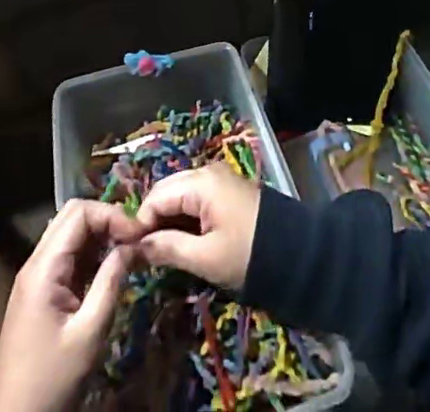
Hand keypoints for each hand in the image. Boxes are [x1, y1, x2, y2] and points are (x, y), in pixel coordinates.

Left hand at [0, 200, 140, 411]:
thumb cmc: (52, 379)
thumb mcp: (90, 332)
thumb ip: (111, 282)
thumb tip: (133, 245)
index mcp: (43, 268)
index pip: (79, 213)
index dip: (112, 215)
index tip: (139, 235)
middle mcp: (37, 262)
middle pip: (73, 216)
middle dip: (107, 219)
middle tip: (136, 239)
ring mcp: (38, 276)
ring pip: (71, 233)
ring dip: (102, 234)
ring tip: (131, 250)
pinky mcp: (43, 290)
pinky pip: (70, 256)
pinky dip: (93, 252)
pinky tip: (114, 266)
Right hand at [134, 165, 261, 289]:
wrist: (299, 253)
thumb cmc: (248, 254)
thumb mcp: (205, 258)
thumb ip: (167, 248)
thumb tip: (135, 247)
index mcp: (200, 182)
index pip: (155, 198)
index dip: (139, 224)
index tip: (129, 252)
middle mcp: (206, 172)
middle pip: (166, 192)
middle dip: (152, 220)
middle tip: (143, 253)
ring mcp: (219, 180)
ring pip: (180, 195)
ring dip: (168, 220)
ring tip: (161, 250)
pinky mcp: (228, 191)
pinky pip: (196, 199)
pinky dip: (185, 217)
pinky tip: (182, 240)